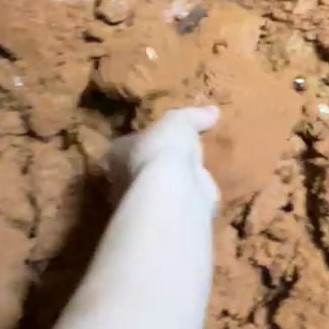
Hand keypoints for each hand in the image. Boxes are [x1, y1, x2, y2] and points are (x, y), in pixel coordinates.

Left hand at [104, 105, 219, 203]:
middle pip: (137, 169)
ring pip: (155, 189)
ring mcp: (140, 203)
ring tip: (193, 175)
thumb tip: (212, 111)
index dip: (141, 142)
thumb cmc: (163, 148)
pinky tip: (200, 192)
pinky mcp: (161, 218)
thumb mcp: (180, 120)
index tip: (159, 139)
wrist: (174, 189)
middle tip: (178, 157)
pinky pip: (174, 203)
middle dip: (155, 165)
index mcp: (115, 154)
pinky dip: (186, 198)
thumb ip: (194, 115)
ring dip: (171, 184)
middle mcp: (120, 181)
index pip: (125, 146)